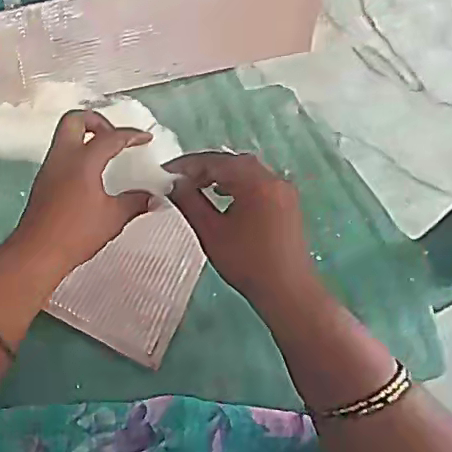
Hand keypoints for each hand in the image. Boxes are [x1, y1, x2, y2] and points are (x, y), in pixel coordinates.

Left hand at [8, 109, 155, 277]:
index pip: (110, 137)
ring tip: (106, 154)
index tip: (145, 138)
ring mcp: (48, 168)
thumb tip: (154, 199)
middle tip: (115, 136)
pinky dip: (77, 154)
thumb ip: (135, 202)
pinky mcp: (42, 181)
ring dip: (85, 137)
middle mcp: (61, 157)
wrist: (37, 252)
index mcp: (82, 160)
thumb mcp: (113, 217)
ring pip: (64, 136)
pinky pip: (60, 155)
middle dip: (97, 120)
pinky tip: (91, 174)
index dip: (131, 135)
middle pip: (75, 120)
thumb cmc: (76, 233)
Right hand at [162, 151, 316, 311]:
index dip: (186, 165)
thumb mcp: (209, 230)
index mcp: (255, 181)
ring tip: (194, 188)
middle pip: (231, 162)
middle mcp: (273, 179)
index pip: (214, 161)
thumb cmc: (246, 261)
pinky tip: (221, 197)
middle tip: (177, 181)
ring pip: (244, 172)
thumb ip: (189, 201)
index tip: (164, 173)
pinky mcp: (286, 203)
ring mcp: (283, 191)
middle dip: (202, 168)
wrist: (287, 290)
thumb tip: (174, 184)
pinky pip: (255, 183)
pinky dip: (234, 184)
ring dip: (218, 176)